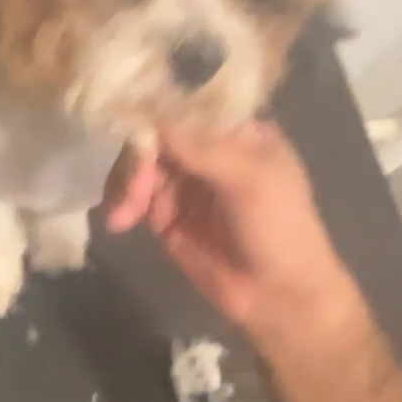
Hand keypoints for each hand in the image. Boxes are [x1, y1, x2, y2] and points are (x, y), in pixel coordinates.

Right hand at [103, 123, 346, 337]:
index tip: (127, 123)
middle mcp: (208, 151)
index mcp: (237, 130)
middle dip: (137, 160)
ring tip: (124, 215)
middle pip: (155, 135)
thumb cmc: (280, 228)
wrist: (279, 295)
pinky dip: (123, 204)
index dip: (153, 112)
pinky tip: (121, 220)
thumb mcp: (250, 179)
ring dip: (126, 185)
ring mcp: (186, 184)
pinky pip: (135, 198)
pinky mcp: (167, 217)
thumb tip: (149, 115)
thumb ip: (202, 147)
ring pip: (140, 167)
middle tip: (133, 192)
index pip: (186, 106)